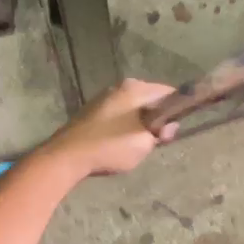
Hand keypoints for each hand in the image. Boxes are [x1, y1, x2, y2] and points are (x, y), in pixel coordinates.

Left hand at [34, 79, 179, 176]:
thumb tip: (167, 125)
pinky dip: (124, 128)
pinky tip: (117, 145)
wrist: (66, 156)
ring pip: (134, 110)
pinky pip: (118, 116)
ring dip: (139, 126)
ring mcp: (103, 98)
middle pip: (150, 101)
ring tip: (134, 147)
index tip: (170, 132)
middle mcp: (119, 87)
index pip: (169, 93)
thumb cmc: (110, 146)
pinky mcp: (92, 112)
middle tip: (153, 143)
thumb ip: (162, 132)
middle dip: (156, 120)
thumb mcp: (145, 142)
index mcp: (135, 88)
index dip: (176, 112)